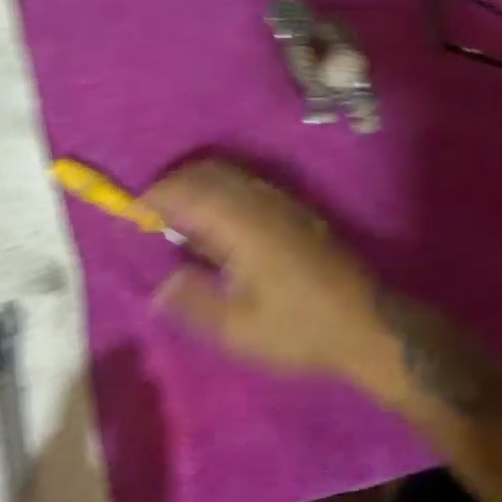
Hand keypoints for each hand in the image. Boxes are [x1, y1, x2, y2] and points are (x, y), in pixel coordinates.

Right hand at [144, 161, 401, 396]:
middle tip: (152, 214)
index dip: (156, 196)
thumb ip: (193, 302)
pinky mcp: (295, 213)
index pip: (187, 190)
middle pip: (208, 172)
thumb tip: (160, 286)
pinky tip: (219, 232)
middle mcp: (260, 200)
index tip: (134, 212)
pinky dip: (221, 195)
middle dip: (174, 185)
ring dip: (199, 188)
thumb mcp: (238, 329)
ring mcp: (281, 203)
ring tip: (180, 224)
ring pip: (229, 176)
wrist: (368, 325)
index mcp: (240, 222)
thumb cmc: (299, 328)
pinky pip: (247, 187)